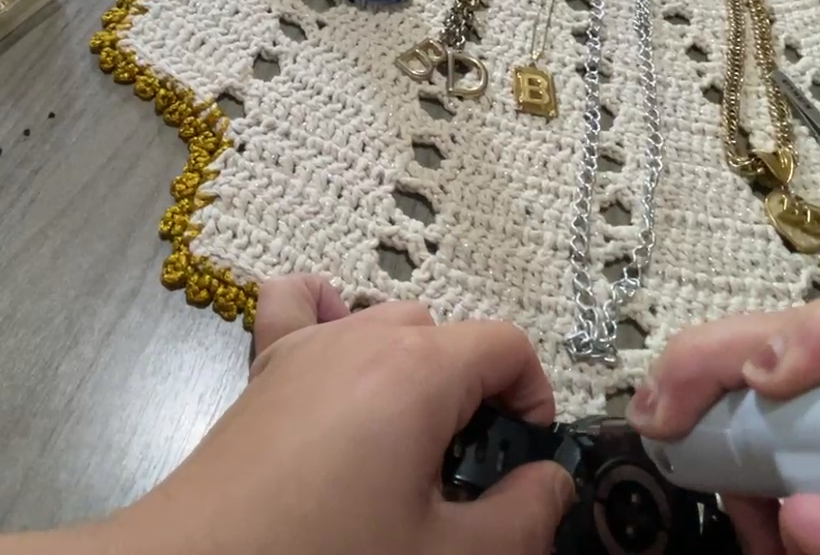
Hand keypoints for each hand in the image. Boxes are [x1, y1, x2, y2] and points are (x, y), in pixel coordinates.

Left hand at [116, 275, 575, 554]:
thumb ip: (519, 519)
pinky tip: (332, 348)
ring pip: (387, 320)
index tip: (522, 455)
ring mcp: (311, 340)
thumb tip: (551, 480)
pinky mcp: (267, 359)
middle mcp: (366, 334)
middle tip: (461, 470)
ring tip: (403, 438)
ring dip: (413, 364)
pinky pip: (297, 300)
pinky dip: (324, 308)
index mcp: (418, 370)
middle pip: (448, 335)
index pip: (506, 343)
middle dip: (472, 391)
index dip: (532, 394)